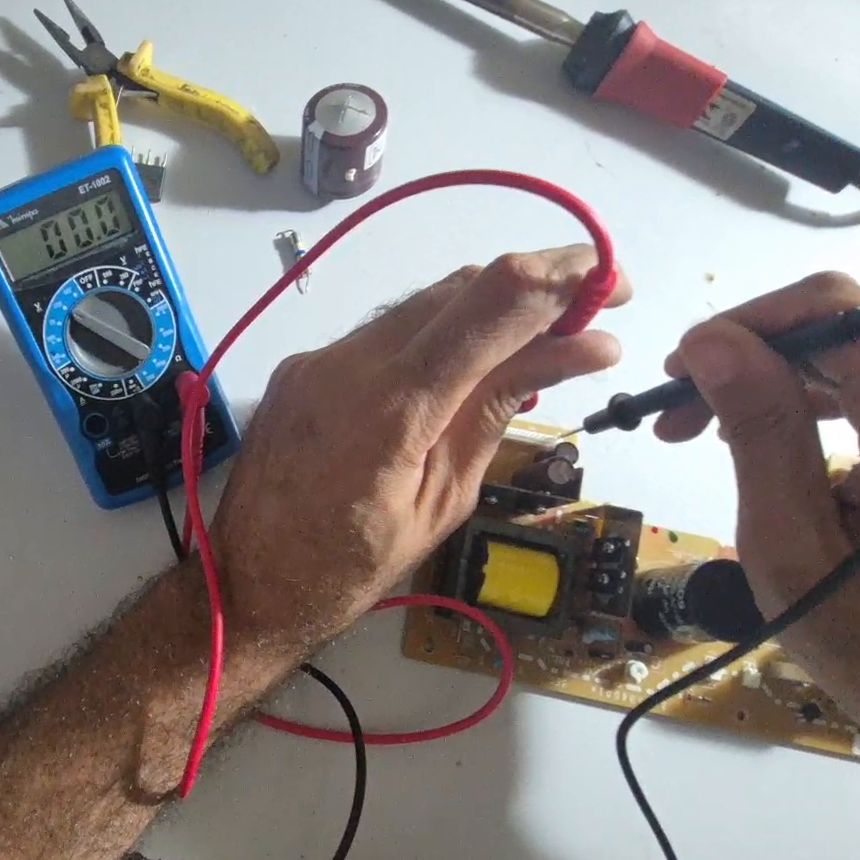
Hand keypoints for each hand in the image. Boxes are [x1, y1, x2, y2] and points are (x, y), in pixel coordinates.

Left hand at [210, 246, 627, 666]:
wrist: (248, 583)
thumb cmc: (352, 568)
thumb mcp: (443, 498)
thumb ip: (499, 410)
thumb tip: (580, 349)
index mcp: (393, 408)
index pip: (493, 302)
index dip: (564, 277)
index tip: (611, 286)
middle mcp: (347, 364)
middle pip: (459, 288)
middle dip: (532, 290)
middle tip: (584, 318)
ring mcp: (315, 361)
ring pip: (417, 305)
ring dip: (481, 313)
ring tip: (528, 349)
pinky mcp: (297, 368)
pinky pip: (378, 334)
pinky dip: (429, 338)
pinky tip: (456, 370)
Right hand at [658, 273, 859, 772]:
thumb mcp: (791, 538)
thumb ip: (760, 428)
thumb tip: (714, 344)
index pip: (841, 308)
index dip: (747, 321)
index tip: (682, 371)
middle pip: (853, 332)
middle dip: (752, 360)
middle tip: (677, 418)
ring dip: (783, 387)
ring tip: (714, 437)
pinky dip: (829, 410)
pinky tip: (784, 449)